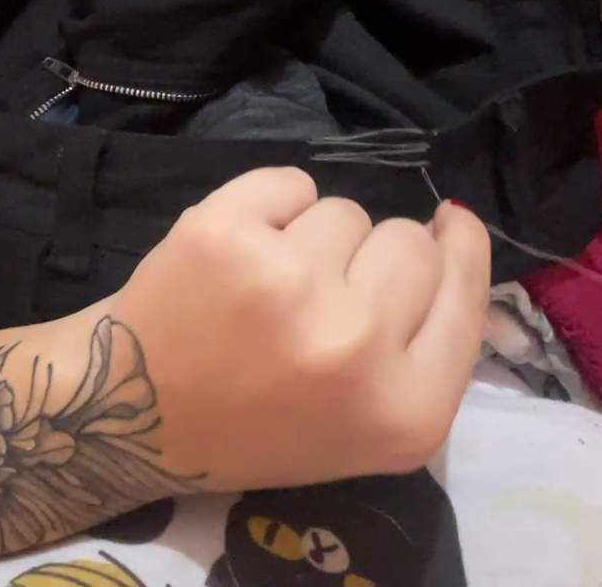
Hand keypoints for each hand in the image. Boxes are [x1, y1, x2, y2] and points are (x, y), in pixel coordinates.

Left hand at [105, 166, 490, 491]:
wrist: (135, 412)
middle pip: (410, 241)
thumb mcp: (368, 421)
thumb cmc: (259, 420)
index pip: (465, 291)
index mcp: (406, 411)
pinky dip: (270, 204)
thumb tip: (454, 223)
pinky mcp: (226, 232)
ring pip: (346, 210)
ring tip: (267, 287)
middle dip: (371, 256)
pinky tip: (240, 252)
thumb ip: (425, 340)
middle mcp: (356, 345)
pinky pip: (288, 181)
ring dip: (314, 237)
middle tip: (318, 295)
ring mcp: (287, 283)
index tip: (449, 222)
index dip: (459, 249)